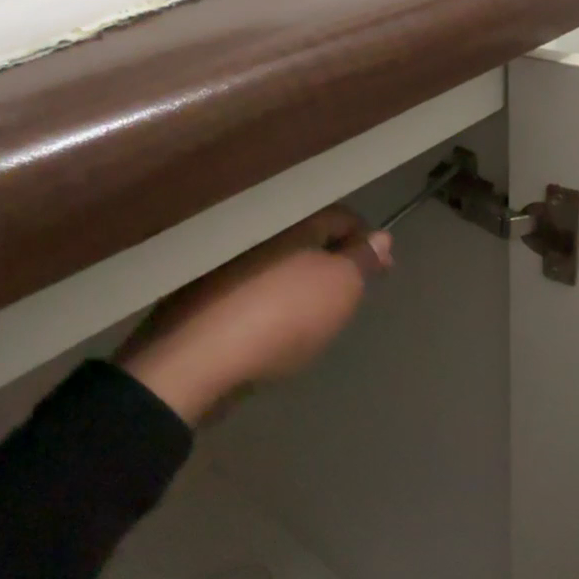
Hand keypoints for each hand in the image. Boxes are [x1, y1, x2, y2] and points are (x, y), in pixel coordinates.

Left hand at [115, 206, 392, 422]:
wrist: (196, 361)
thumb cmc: (282, 315)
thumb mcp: (340, 287)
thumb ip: (361, 259)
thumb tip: (381, 236)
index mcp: (292, 222)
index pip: (342, 216)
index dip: (367, 241)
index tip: (382, 271)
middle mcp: (257, 232)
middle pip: (308, 239)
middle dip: (331, 261)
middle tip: (348, 295)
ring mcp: (224, 263)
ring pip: (276, 264)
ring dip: (297, 281)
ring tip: (313, 315)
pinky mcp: (202, 296)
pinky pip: (250, 289)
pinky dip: (268, 302)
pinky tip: (273, 328)